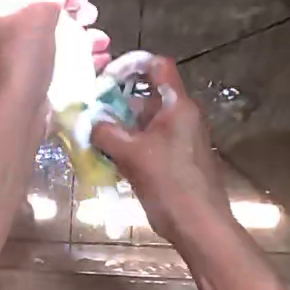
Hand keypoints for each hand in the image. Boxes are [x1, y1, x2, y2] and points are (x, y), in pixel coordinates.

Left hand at [0, 0, 108, 100]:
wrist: (22, 107)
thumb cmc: (26, 53)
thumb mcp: (44, 10)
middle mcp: (0, 38)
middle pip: (44, 17)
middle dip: (75, 15)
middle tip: (92, 15)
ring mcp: (16, 63)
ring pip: (54, 41)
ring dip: (82, 37)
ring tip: (101, 39)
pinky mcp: (32, 82)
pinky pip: (58, 63)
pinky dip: (79, 59)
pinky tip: (100, 57)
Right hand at [90, 56, 231, 240]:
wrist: (199, 224)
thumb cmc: (169, 183)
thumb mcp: (131, 155)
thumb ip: (106, 133)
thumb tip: (90, 122)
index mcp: (178, 106)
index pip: (158, 66)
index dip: (131, 64)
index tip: (106, 79)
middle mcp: (182, 117)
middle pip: (146, 98)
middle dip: (117, 104)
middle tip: (90, 116)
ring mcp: (180, 140)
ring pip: (145, 123)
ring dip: (120, 129)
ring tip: (94, 141)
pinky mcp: (176, 160)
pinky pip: (148, 143)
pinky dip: (129, 147)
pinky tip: (110, 161)